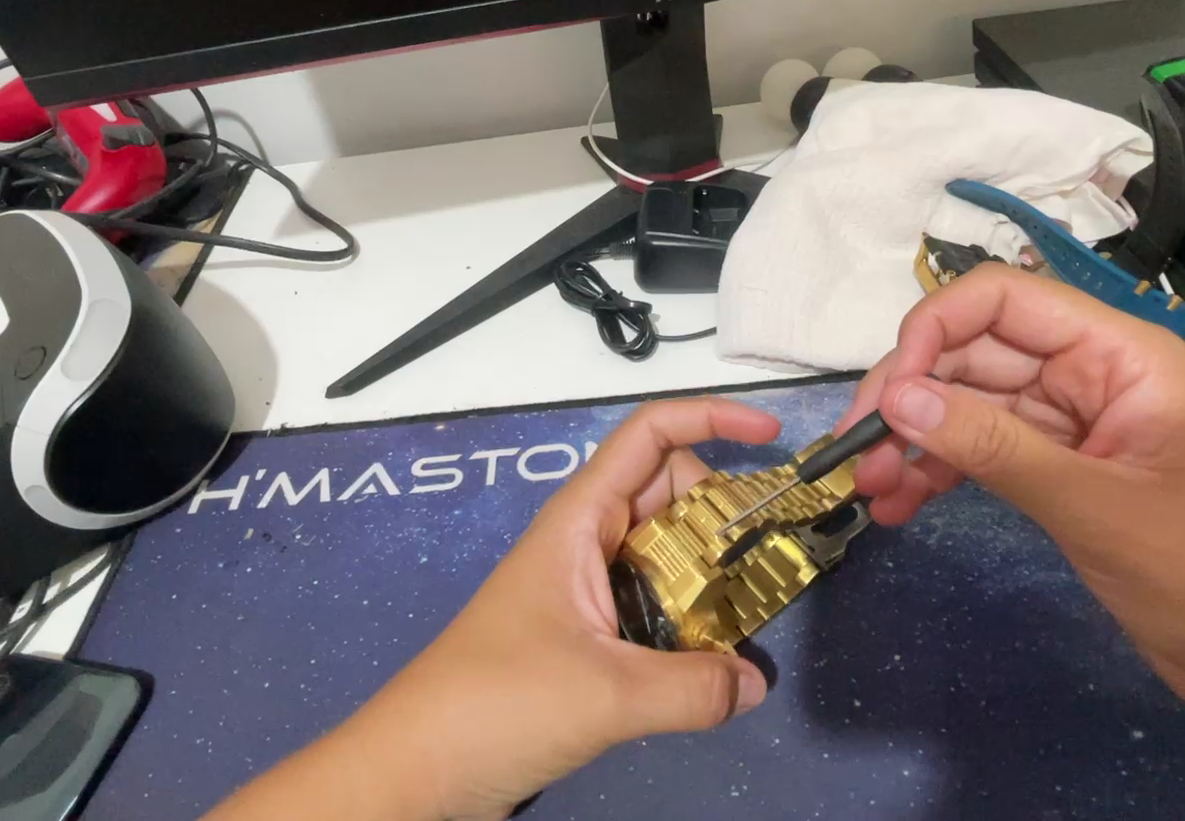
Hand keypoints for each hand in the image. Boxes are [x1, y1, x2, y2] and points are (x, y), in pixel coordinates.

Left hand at [208, 398, 776, 820]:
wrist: (415, 767)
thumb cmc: (496, 704)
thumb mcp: (604, 696)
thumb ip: (691, 688)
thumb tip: (755, 681)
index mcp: (581, 518)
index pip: (650, 436)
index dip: (710, 417)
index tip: (769, 432)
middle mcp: (587, 536)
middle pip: (669, 490)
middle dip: (722, 510)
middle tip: (765, 557)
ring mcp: (588, 581)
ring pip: (666, 547)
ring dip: (711, 568)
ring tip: (752, 609)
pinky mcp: (589, 626)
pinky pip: (655, 597)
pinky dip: (691, 612)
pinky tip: (714, 656)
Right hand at [839, 265, 1184, 725]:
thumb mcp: (1099, 506)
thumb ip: (995, 446)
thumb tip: (897, 399)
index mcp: (1114, 353)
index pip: (1001, 301)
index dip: (934, 330)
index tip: (890, 392)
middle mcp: (1081, 374)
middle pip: (968, 355)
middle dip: (908, 399)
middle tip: (858, 453)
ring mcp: (1063, 423)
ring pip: (963, 407)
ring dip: (911, 442)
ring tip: (870, 489)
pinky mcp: (1051, 470)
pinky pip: (976, 453)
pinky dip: (935, 474)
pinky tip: (900, 507)